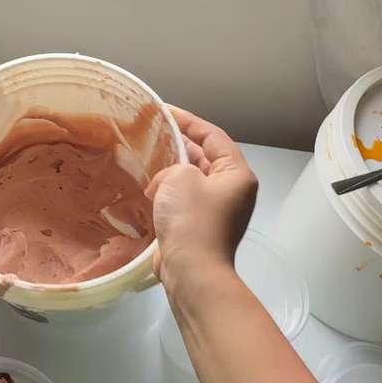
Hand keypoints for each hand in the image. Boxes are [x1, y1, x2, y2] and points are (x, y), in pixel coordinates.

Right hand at [147, 107, 257, 290]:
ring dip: (169, 172)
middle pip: (204, 157)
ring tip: (145, 161)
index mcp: (237, 174)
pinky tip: (148, 190)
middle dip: (178, 146)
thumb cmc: (192, 220)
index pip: (213, 136)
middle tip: (152, 134)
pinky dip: (167, 193)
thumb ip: (175, 165)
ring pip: (191, 179)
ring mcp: (216, 210)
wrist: (192, 271)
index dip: (188, 120)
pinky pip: (183, 200)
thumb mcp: (181, 176)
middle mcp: (231, 190)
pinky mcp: (200, 226)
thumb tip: (166, 183)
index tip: (164, 111)